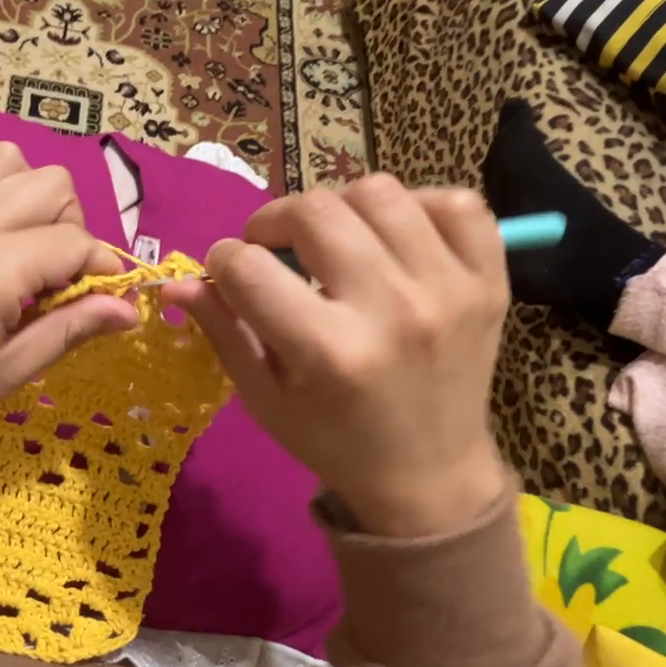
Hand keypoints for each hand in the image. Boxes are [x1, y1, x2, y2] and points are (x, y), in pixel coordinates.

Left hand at [0, 142, 137, 481]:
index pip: (74, 242)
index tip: (107, 302)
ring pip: (14, 164)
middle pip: (53, 185)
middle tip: (61, 282)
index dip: (103, 270)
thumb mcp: (11, 371)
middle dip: (74, 230)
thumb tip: (131, 309)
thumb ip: (72, 328)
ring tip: (32, 254)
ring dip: (38, 202)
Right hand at [163, 174, 509, 537]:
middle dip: (272, 220)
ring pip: (380, 192)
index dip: (223, 260)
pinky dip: (414, 207)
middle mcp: (390, 310)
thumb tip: (176, 281)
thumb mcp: (262, 397)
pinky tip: (391, 238)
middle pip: (315, 212)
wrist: (427, 473)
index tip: (226, 273)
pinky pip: (456, 202)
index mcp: (327, 350)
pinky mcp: (489, 281)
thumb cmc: (329, 439)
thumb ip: (223, 330)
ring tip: (331, 242)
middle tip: (270, 248)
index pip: (249, 268)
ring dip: (338, 208)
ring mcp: (448, 289)